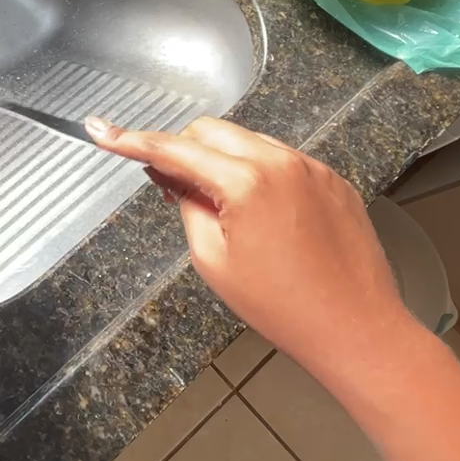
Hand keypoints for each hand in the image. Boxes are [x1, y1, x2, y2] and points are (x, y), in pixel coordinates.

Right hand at [85, 115, 418, 382]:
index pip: (173, 149)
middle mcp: (280, 160)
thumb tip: (174, 176)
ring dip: (219, 159)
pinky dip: (254, 170)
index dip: (131, 140)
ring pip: (244, 139)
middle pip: (209, 131)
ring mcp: (311, 166)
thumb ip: (187, 204)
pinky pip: (278, 157)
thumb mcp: (212, 258)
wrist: (360, 332)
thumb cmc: (279, 305)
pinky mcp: (333, 179)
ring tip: (221, 206)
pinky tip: (259, 211)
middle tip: (173, 190)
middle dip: (182, 149)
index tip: (99, 128)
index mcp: (245, 181)